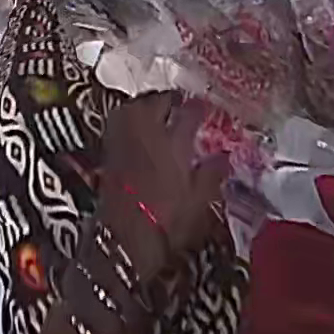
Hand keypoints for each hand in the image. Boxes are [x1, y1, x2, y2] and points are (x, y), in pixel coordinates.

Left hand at [97, 93, 227, 279]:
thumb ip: (213, 173)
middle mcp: (147, 128)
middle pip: (158, 100)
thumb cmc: (168, 219)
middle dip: (170, 100)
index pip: (189, 112)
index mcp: (174, 141)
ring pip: (137, 103)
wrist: (126, 233)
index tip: (205, 106)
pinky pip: (122, 115)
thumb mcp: (200, 200)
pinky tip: (140, 126)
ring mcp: (124, 132)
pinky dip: (133, 114)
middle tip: (181, 106)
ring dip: (149, 104)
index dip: (198, 106)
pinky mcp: (109, 141)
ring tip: (160, 112)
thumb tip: (224, 156)